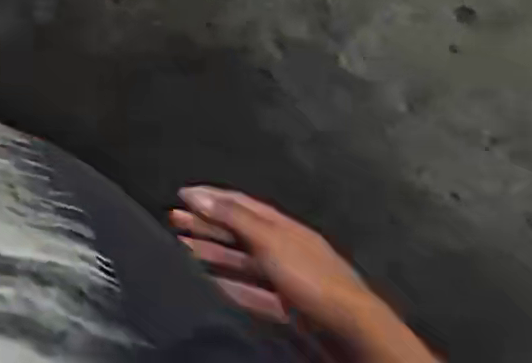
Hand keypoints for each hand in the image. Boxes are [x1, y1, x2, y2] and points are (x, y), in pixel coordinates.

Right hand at [172, 187, 437, 361]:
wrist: (359, 340)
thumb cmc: (311, 279)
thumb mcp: (269, 240)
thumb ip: (231, 216)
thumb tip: (194, 193)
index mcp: (284, 227)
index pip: (241, 203)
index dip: (210, 196)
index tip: (179, 194)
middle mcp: (285, 249)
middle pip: (239, 231)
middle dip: (205, 224)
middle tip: (172, 220)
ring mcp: (288, 281)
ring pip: (242, 262)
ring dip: (211, 254)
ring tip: (181, 248)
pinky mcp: (289, 311)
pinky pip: (251, 292)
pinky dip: (227, 284)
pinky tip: (207, 282)